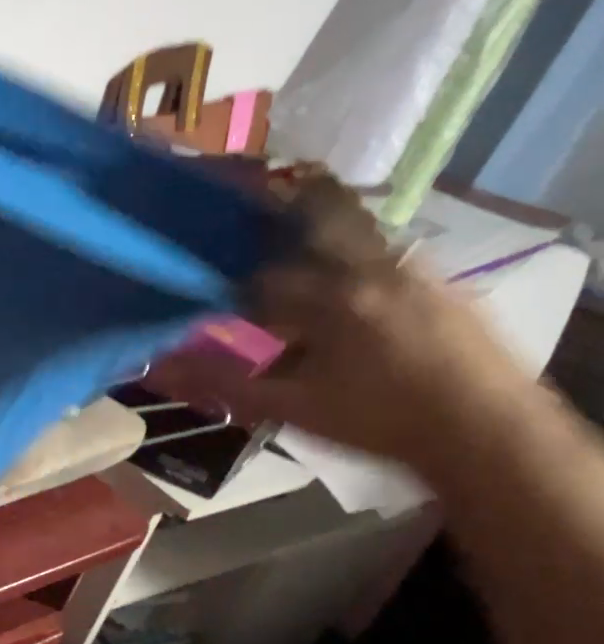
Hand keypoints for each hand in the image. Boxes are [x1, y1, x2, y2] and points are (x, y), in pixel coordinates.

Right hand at [149, 178, 540, 477]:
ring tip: (279, 256)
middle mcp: (373, 267)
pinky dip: (346, 256)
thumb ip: (220, 383)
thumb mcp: (289, 408)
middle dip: (273, 210)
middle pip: (316, 212)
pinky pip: (379, 252)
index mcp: (330, 296)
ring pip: (350, 231)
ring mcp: (413, 268)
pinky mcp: (440, 281)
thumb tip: (155, 368)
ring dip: (311, 234)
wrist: (489, 433)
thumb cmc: (379, 422)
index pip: (257, 270)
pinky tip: (334, 291)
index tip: (197, 276)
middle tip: (236, 217)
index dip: (221, 270)